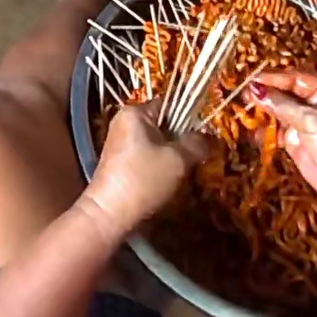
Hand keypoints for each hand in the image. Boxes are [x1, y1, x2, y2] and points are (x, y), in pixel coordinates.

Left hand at [81, 102, 211, 234]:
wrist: (110, 211)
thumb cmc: (143, 178)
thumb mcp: (177, 160)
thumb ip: (195, 144)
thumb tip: (207, 137)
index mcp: (134, 112)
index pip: (167, 105)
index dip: (188, 117)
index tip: (203, 136)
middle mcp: (123, 120)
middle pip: (161, 123)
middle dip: (179, 139)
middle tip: (196, 156)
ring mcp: (119, 139)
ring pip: (154, 140)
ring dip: (170, 153)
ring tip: (183, 170)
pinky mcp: (118, 158)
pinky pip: (144, 153)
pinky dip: (157, 162)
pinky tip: (166, 179)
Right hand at [247, 71, 316, 204]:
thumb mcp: (311, 120)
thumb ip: (280, 104)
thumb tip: (253, 89)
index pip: (296, 78)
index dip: (273, 78)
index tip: (250, 80)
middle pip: (286, 93)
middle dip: (266, 95)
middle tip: (243, 95)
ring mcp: (308, 123)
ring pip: (279, 112)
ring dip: (263, 112)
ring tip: (244, 112)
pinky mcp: (300, 142)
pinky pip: (278, 131)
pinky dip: (265, 130)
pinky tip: (252, 129)